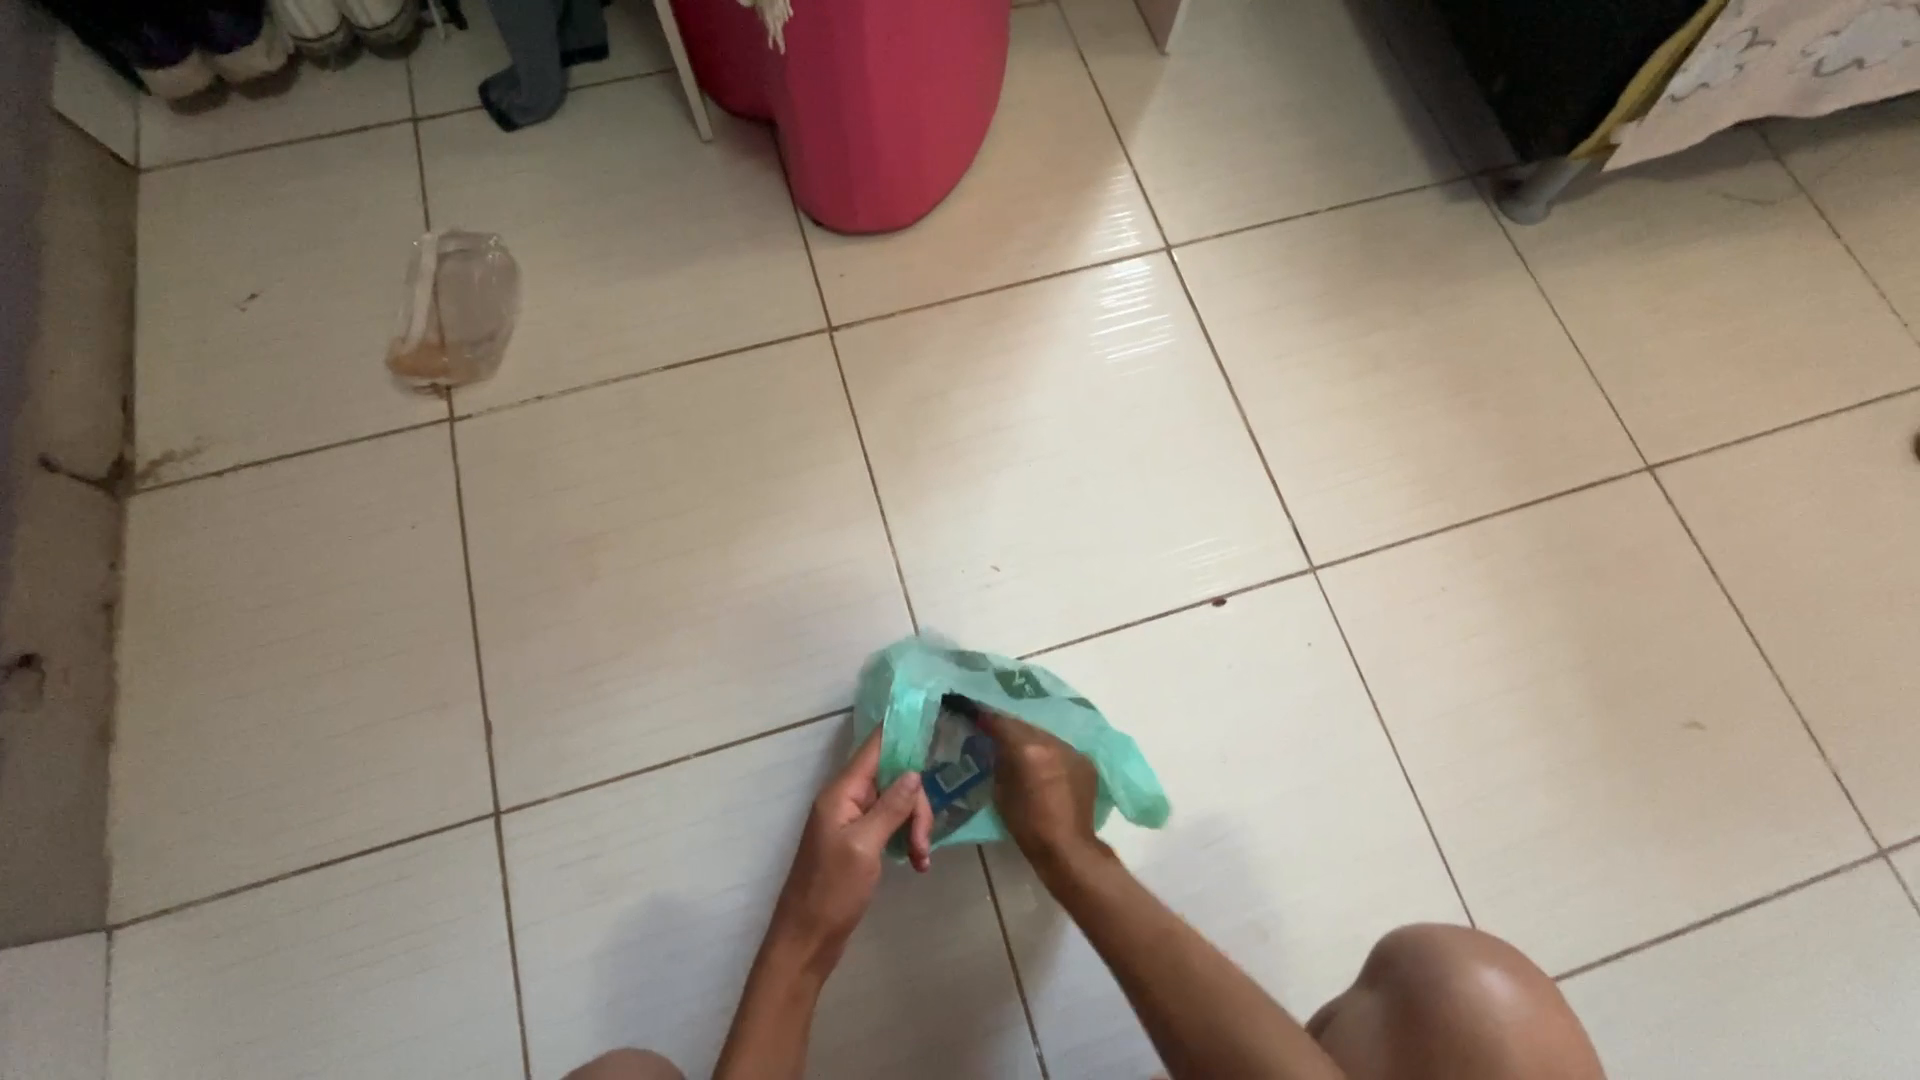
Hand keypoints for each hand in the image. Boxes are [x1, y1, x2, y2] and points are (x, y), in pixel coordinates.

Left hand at [767, 729, 933, 973]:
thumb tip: (914, 772)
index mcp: (841, 792)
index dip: (902, 734)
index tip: (933, 725)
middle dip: (916, 804)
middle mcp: (846, 799)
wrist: (807, 940)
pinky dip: (907, 840)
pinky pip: (890, 825)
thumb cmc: (832, 891)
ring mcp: (853, 821)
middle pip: (893, 778)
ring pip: (896, 803)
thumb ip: (890, 806)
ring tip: (922, 858)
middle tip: (924, 842)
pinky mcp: (860, 842)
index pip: (875, 747)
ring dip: (915, 826)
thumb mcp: (865, 846)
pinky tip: (918, 863)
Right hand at [976, 708, 1101, 867]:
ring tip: (1020, 748)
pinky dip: (1049, 752)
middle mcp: (1052, 742)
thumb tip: (997, 747)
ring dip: (1031, 739)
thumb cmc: (1027, 825)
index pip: (1002, 723)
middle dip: (1009, 727)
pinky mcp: (1085, 761)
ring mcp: (1072, 750)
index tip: (975, 713)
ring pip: (1045, 735)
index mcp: (1028, 750)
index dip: (986, 717)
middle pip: (1025, 726)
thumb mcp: (1001, 792)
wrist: (1067, 847)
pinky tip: (1043, 764)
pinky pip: (1061, 748)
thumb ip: (999, 762)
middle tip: (995, 731)